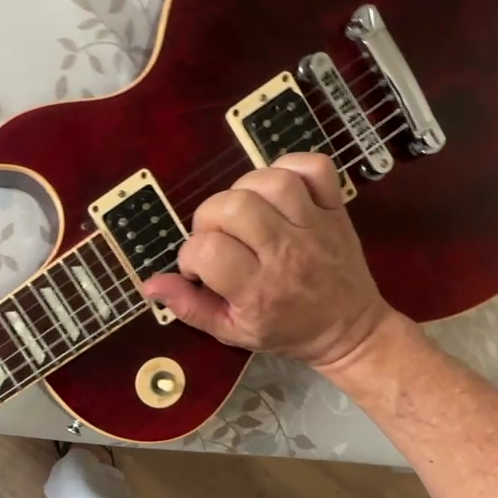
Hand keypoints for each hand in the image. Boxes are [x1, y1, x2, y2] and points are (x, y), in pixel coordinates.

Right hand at [142, 153, 395, 371]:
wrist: (347, 329)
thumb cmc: (284, 331)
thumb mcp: (230, 332)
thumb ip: (189, 307)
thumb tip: (150, 284)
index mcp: (257, 290)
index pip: (207, 250)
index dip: (190, 255)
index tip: (199, 269)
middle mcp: (285, 253)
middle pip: (233, 206)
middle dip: (209, 217)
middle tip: (218, 238)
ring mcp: (313, 225)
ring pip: (269, 181)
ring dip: (244, 190)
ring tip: (243, 213)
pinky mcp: (334, 207)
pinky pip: (313, 166)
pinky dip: (289, 167)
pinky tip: (275, 190)